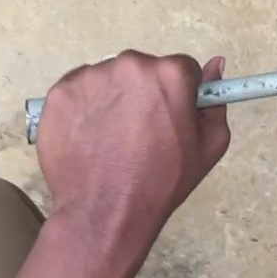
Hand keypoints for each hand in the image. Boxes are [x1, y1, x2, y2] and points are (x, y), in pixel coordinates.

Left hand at [37, 51, 230, 257]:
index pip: (181, 70)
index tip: (169, 120)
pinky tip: (88, 136)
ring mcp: (91, 77)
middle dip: (144, 94)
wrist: (105, 214)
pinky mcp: (60, 93)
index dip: (178, 95)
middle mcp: (131, 63)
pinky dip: (83, 107)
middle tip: (139, 133)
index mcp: (171, 73)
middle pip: (143, 70)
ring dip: (113, 98)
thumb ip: (214, 101)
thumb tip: (216, 63)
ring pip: (110, 78)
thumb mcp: (208, 146)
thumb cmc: (163, 181)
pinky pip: (78, 90)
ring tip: (111, 138)